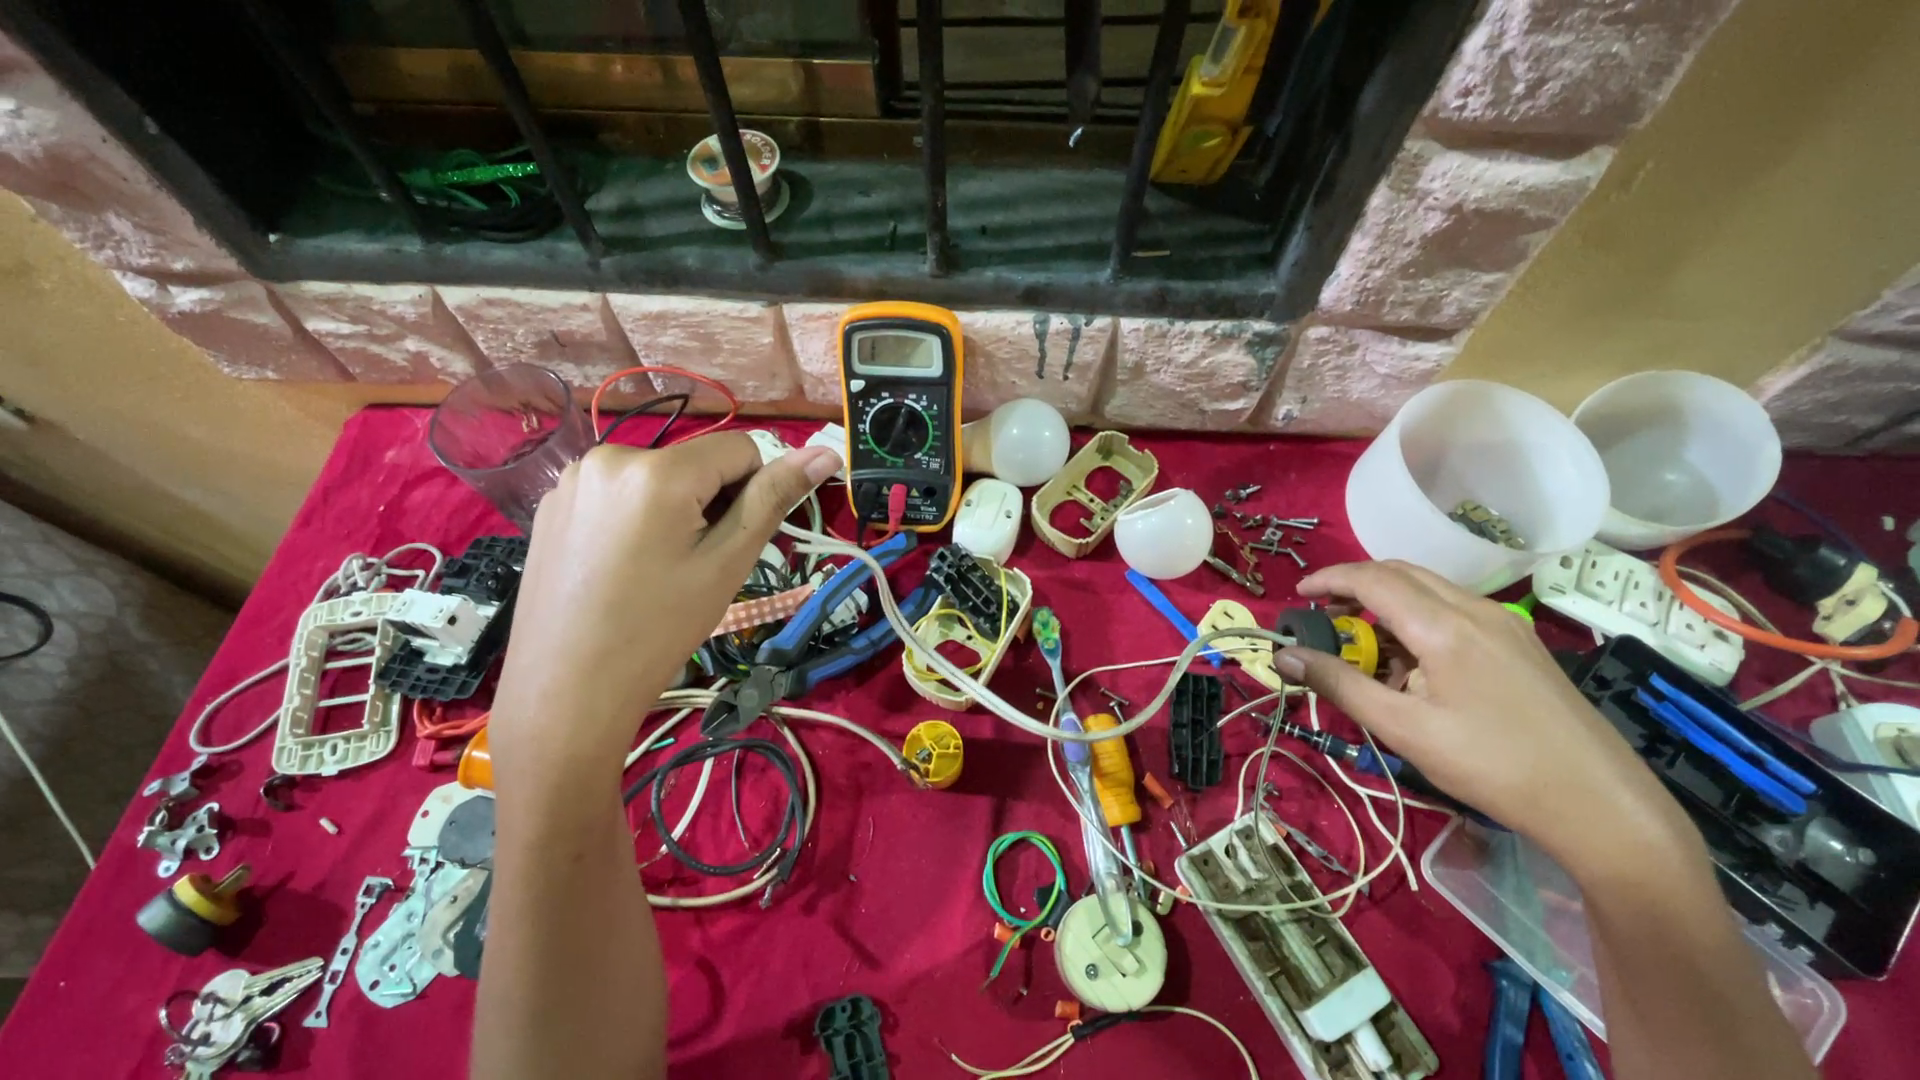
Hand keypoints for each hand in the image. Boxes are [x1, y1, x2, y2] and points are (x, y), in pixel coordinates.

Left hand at [489, 434, 841, 779]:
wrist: (566, 687)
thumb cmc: (659, 629)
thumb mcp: (727, 563)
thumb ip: (774, 499)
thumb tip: (824, 453)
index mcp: (659, 470)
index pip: (740, 448)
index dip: (752, 492)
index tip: (729, 545)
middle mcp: (610, 455)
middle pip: (694, 462)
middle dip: (708, 503)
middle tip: (692, 566)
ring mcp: (574, 477)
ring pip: (657, 477)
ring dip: (672, 509)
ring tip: (653, 569)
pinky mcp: (553, 501)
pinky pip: (618, 492)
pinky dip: (633, 517)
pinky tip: (618, 565)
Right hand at [1274, 560, 1698, 880]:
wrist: (1598, 802)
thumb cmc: (1491, 766)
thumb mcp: (1403, 730)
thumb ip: (1340, 685)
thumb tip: (1284, 655)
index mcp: (1444, 626)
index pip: (1372, 579)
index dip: (1329, 580)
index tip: (1296, 597)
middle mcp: (1476, 610)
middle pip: (1402, 573)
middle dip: (1355, 586)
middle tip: (1323, 617)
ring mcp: (1504, 625)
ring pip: (1430, 591)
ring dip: (1387, 605)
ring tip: (1363, 650)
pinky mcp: (1520, 645)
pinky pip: (1455, 612)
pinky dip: (1418, 621)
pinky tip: (1412, 666)